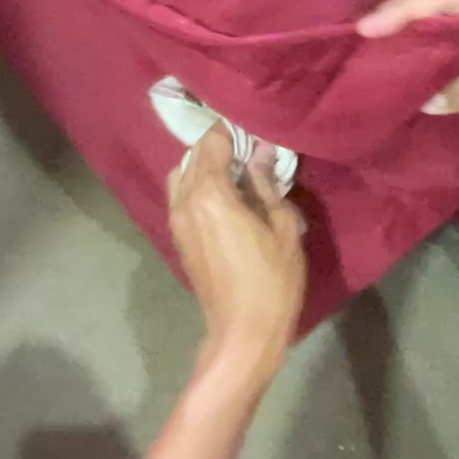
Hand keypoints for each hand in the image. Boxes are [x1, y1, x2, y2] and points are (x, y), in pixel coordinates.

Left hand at [168, 124, 306, 373]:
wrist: (242, 331)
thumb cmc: (272, 280)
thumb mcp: (282, 228)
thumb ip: (267, 185)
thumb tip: (262, 153)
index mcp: (209, 194)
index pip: (213, 142)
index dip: (233, 130)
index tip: (254, 127)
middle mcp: (184, 200)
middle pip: (194, 155)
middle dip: (219, 145)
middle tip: (250, 146)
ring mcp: (176, 220)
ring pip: (181, 175)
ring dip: (204, 165)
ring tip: (235, 170)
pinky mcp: (178, 237)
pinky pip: (181, 196)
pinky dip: (197, 185)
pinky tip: (224, 194)